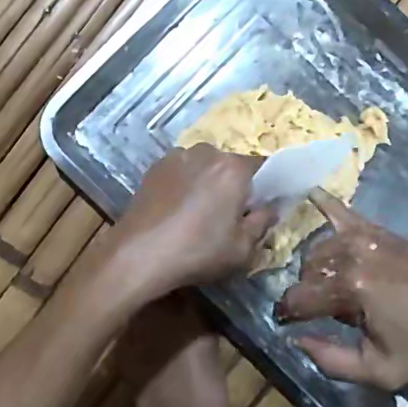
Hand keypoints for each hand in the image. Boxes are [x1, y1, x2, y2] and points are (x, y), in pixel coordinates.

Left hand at [102, 145, 275, 303]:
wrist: (138, 253)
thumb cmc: (197, 251)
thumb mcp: (242, 248)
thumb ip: (262, 223)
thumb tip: (268, 208)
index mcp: (233, 168)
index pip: (262, 167)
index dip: (265, 186)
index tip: (261, 206)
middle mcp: (206, 153)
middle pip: (229, 165)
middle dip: (233, 184)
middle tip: (229, 214)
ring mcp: (176, 157)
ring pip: (202, 166)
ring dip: (206, 182)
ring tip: (198, 213)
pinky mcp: (154, 167)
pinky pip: (180, 171)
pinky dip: (183, 184)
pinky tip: (176, 210)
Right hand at [275, 190, 407, 388]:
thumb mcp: (380, 369)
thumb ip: (331, 360)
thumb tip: (297, 340)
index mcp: (348, 288)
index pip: (298, 298)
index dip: (288, 314)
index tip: (287, 324)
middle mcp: (349, 255)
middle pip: (306, 271)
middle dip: (308, 292)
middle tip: (326, 312)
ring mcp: (363, 238)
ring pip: (317, 249)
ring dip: (317, 267)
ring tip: (335, 287)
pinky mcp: (378, 231)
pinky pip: (340, 212)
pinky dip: (323, 204)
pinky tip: (309, 193)